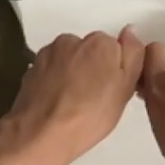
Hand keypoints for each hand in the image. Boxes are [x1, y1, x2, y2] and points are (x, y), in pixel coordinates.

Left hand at [0, 28, 146, 164]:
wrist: (40, 133)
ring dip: (73, 72)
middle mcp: (73, 39)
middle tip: (94, 98)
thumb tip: (129, 31)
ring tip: (72, 101)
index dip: (116, 70)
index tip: (112, 90)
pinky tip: (56, 100)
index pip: (116, 48)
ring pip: (70, 58)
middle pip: (91, 50)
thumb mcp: (124, 90)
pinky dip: (55, 79)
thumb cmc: (89, 116)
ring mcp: (49, 52)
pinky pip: (52, 68)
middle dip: (94, 68)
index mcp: (100, 42)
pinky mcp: (32, 66)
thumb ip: (132, 56)